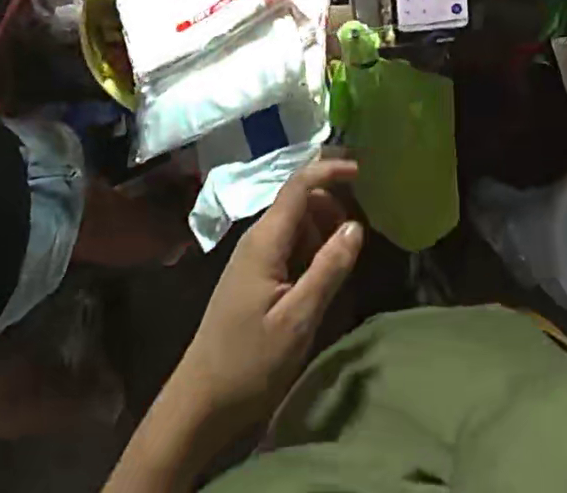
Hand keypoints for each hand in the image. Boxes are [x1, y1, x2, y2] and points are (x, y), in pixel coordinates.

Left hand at [166, 159, 363, 438]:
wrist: (204, 396)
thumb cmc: (251, 360)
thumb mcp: (298, 319)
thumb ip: (328, 269)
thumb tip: (356, 226)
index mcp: (265, 240)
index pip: (298, 185)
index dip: (329, 170)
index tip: (362, 170)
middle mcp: (258, 238)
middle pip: (300, 200)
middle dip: (332, 206)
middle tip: (358, 237)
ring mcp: (255, 255)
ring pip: (297, 222)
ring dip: (324, 231)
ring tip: (343, 263)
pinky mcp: (256, 273)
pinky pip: (290, 245)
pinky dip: (312, 250)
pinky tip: (323, 277)